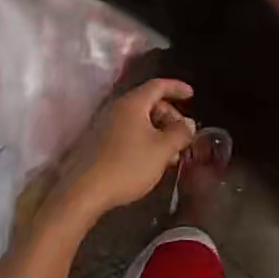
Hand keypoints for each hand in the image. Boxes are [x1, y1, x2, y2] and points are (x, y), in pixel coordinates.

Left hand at [58, 79, 196, 216]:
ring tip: (171, 153)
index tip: (191, 95)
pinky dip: (145, 139)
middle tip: (183, 135)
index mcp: (132, 104)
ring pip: (139, 120)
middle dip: (170, 116)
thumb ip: (180, 133)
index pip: (158, 85)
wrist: (87, 191)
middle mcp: (117, 109)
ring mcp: (105, 125)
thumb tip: (188, 123)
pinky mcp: (99, 141)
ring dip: (159, 131)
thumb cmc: (128, 165)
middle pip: (149, 102)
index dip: (177, 87)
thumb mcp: (163, 149)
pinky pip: (128, 132)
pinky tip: (152, 159)